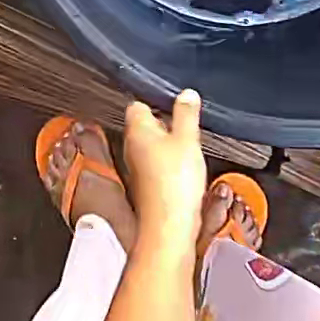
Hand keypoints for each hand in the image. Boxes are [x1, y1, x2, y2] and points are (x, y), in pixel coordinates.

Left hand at [121, 90, 208, 245]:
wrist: (169, 226)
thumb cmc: (174, 183)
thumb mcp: (188, 139)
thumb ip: (187, 113)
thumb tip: (187, 94)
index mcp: (137, 129)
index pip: (138, 104)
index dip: (156, 101)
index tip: (175, 105)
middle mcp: (131, 146)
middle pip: (146, 125)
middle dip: (166, 123)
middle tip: (186, 128)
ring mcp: (136, 166)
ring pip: (152, 145)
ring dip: (169, 145)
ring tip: (188, 149)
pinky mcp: (146, 184)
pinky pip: (156, 165)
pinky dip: (169, 164)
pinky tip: (184, 170)